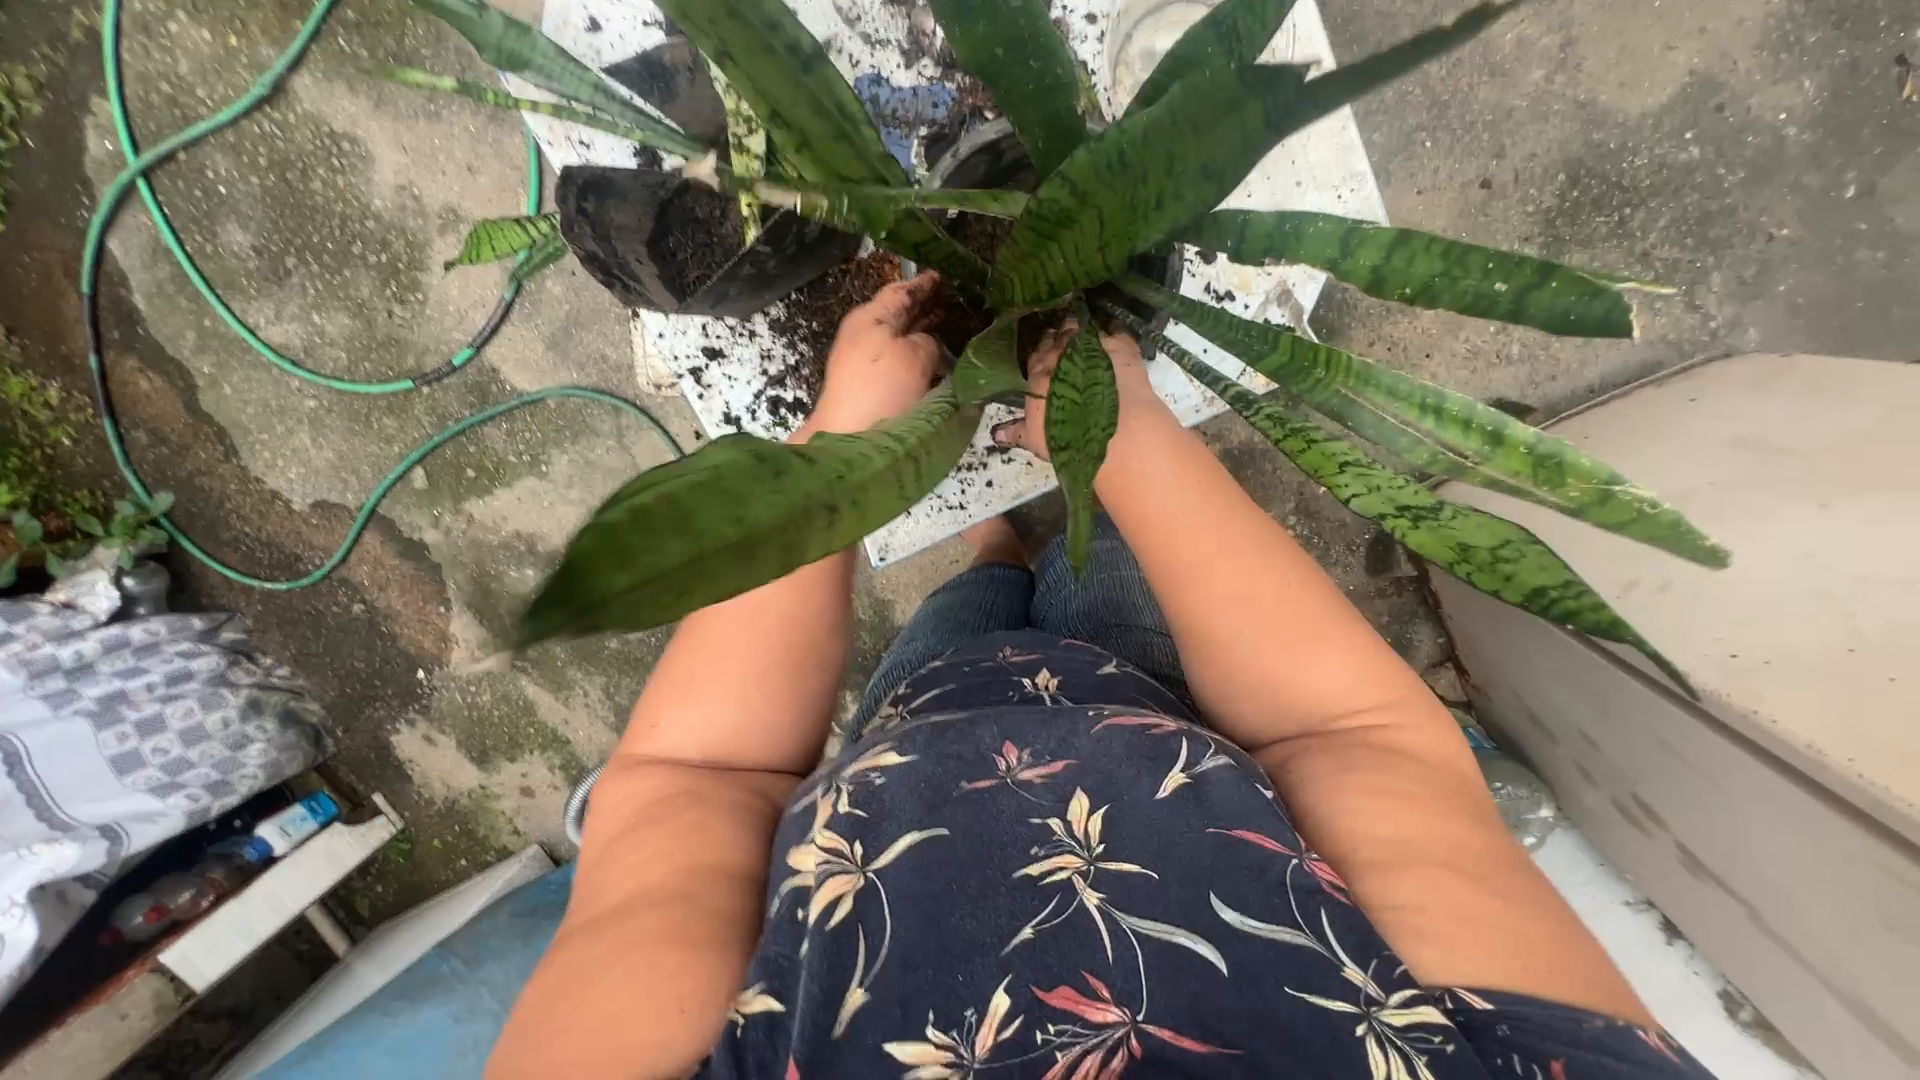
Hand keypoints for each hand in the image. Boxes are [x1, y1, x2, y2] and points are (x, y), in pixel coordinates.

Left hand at [802, 271, 943, 435]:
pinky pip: (901, 362)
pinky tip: (939, 362)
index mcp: (871, 317)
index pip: (901, 290)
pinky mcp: (870, 388)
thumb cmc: (882, 391)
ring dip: (925, 333)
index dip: (924, 284)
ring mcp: (865, 362)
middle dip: (926, 308)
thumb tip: (928, 344)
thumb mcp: (916, 356)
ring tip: (953, 328)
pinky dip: (919, 357)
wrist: (851, 441)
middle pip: (899, 314)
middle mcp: (865, 334)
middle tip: (956, 302)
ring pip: (901, 339)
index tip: (945, 277)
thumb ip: (929, 341)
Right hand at [989, 319, 1172, 461]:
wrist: (1114, 434)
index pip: (1036, 355)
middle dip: (1061, 338)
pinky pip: (1115, 329)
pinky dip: (1113, 330)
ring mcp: (1091, 344)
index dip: (1041, 353)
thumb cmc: (1067, 439)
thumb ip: (1017, 432)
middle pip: (1058, 337)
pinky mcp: (1121, 344)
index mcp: (1038, 372)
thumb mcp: (1036, 439)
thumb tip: (996, 434)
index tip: (1045, 354)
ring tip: (1088, 333)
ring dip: (1083, 329)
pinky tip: (1114, 332)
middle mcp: (1061, 352)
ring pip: (1083, 328)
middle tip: (1066, 343)